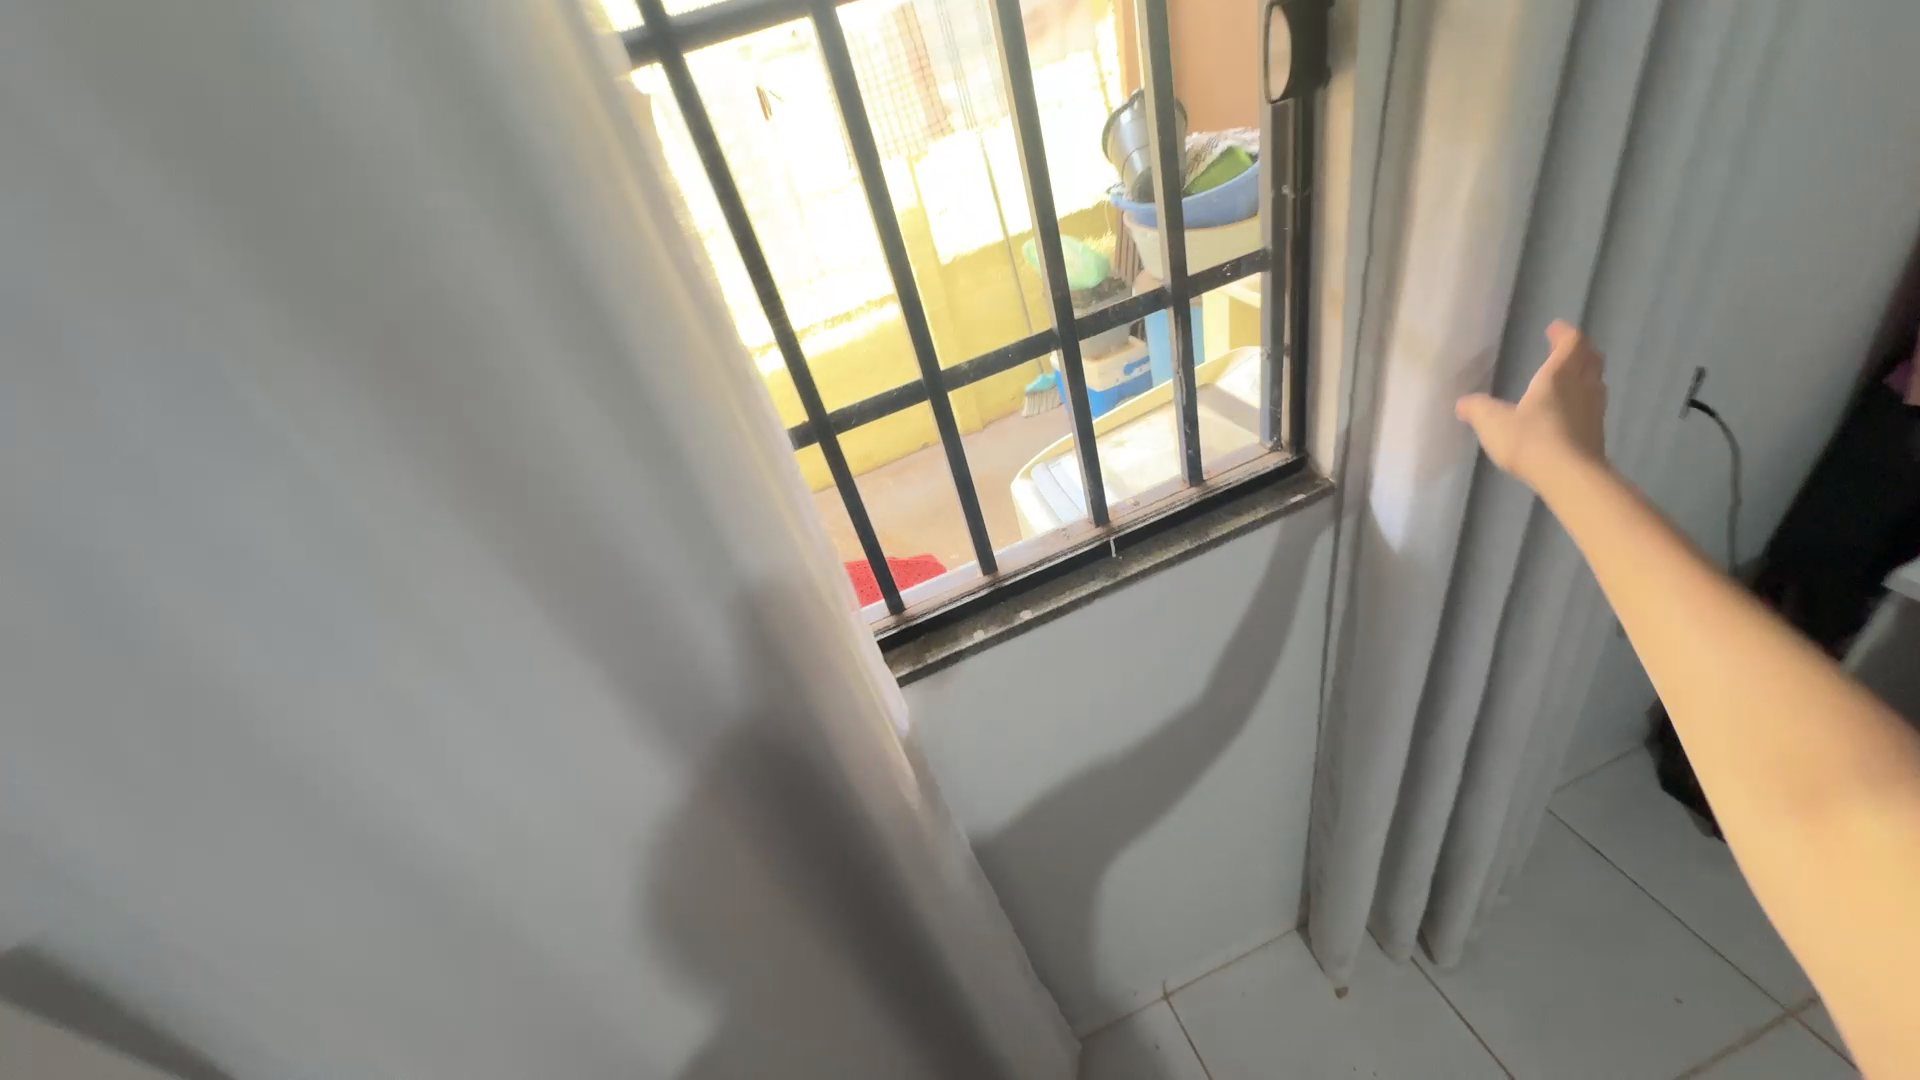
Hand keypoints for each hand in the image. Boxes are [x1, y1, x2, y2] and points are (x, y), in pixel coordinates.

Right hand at [1456, 320, 1607, 488]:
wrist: (1568, 475)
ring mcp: (1593, 410)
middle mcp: (1580, 387)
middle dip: (1580, 350)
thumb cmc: (1529, 440)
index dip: (1564, 334)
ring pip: (1596, 381)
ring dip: (1587, 373)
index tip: (1555, 328)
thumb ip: (1477, 409)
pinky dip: (1584, 397)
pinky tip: (1572, 408)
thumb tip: (1463, 403)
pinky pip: (1593, 404)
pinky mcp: (1595, 431)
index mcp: (1556, 378)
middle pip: (1590, 360)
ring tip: (1573, 375)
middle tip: (1569, 347)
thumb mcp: (1491, 422)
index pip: (1569, 345)